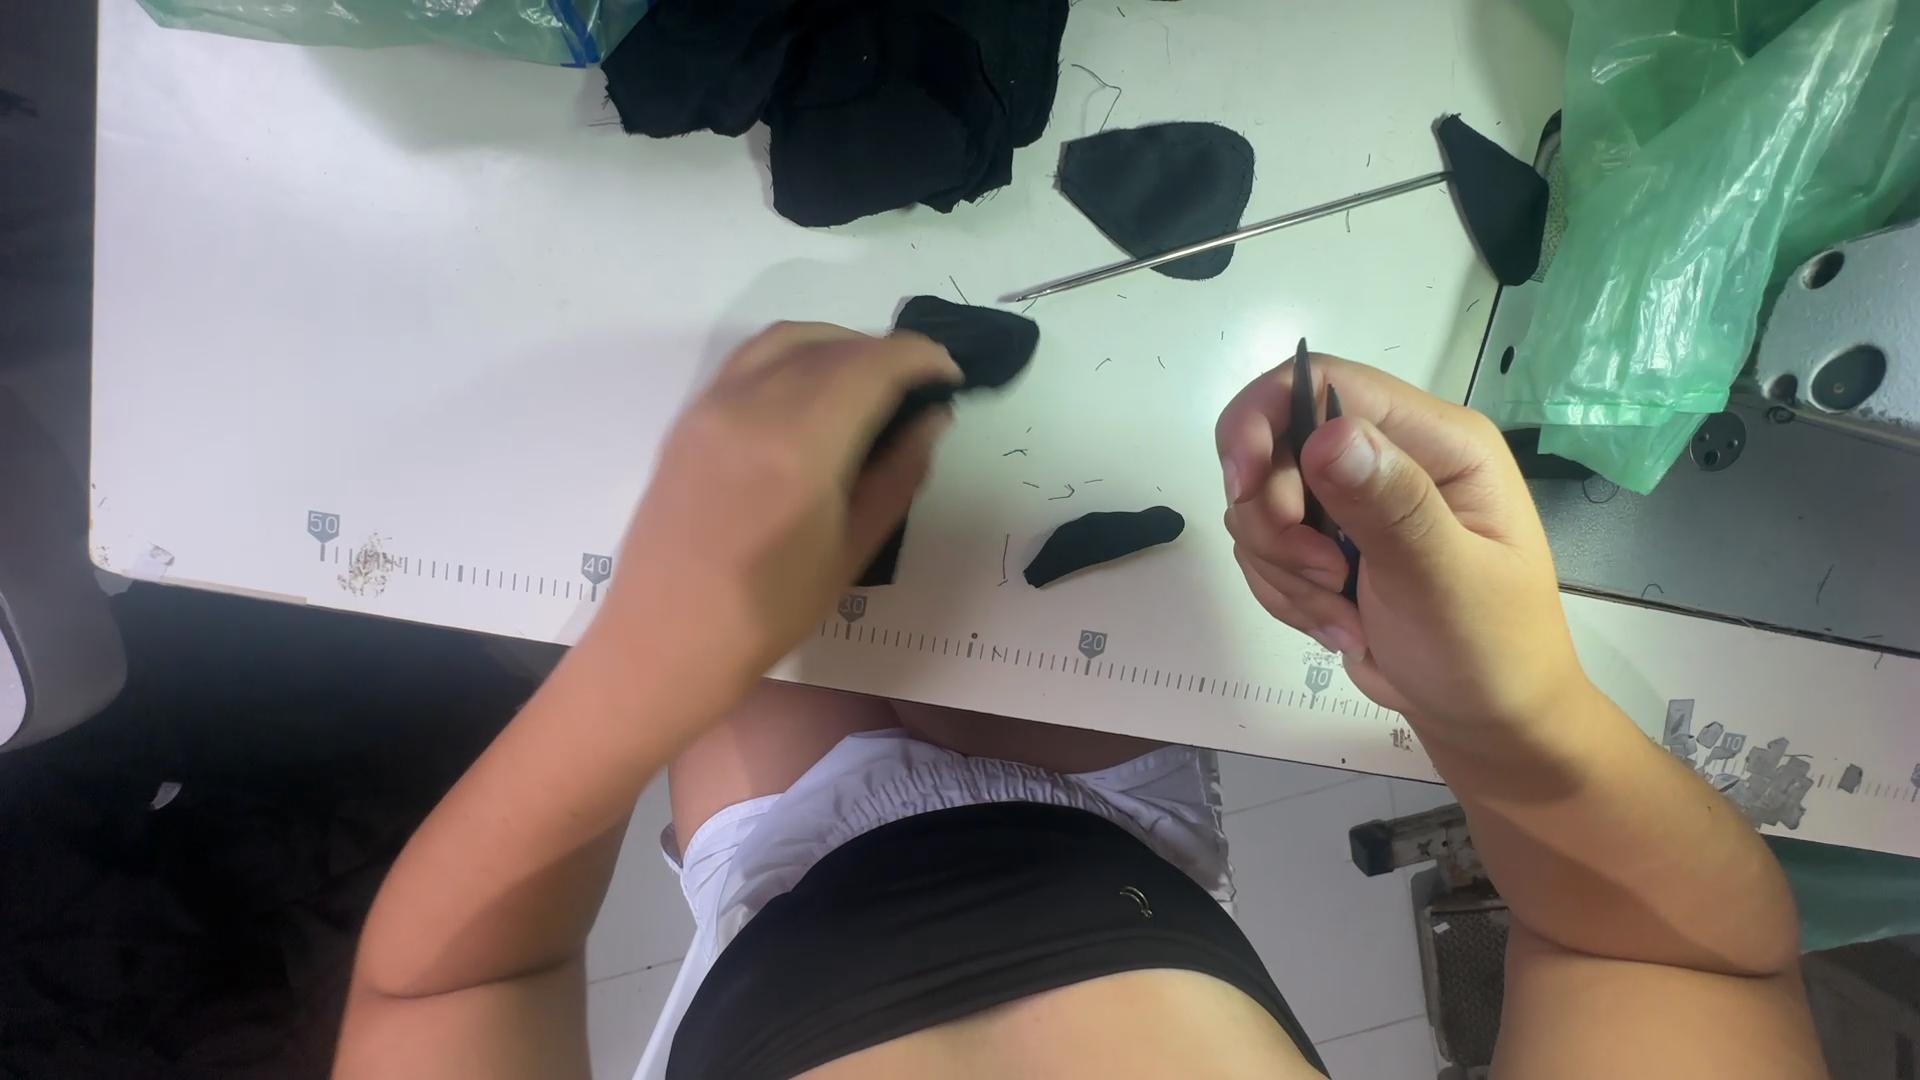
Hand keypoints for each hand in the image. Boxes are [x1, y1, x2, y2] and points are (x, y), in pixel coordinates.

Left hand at [594, 322, 958, 701]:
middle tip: (921, 385)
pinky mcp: (690, 414)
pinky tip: (815, 384)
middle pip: (835, 346)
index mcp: (801, 446)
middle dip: (889, 353)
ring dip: (843, 343)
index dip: (921, 357)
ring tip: (872, 378)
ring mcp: (713, 403)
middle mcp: (753, 406)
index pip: (872, 365)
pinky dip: (797, 351)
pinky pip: (752, 356)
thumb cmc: (772, 609)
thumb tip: (933, 418)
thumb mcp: (854, 547)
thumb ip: (900, 472)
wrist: (669, 636)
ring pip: (791, 339)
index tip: (949, 374)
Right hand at [1215, 353, 1589, 737]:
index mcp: (1431, 441)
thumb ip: (1390, 506)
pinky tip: (1333, 622)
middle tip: (1324, 578)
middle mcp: (1380, 455)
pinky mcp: (1315, 538)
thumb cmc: (1487, 648)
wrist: (1478, 713)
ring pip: (1255, 508)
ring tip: (1342, 614)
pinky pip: (1256, 550)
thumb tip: (1327, 435)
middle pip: (1269, 450)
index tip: (1242, 489)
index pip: (1318, 383)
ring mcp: (1342, 498)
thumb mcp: (1445, 580)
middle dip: (1275, 525)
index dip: (1260, 422)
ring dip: (1282, 570)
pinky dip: (1279, 591)